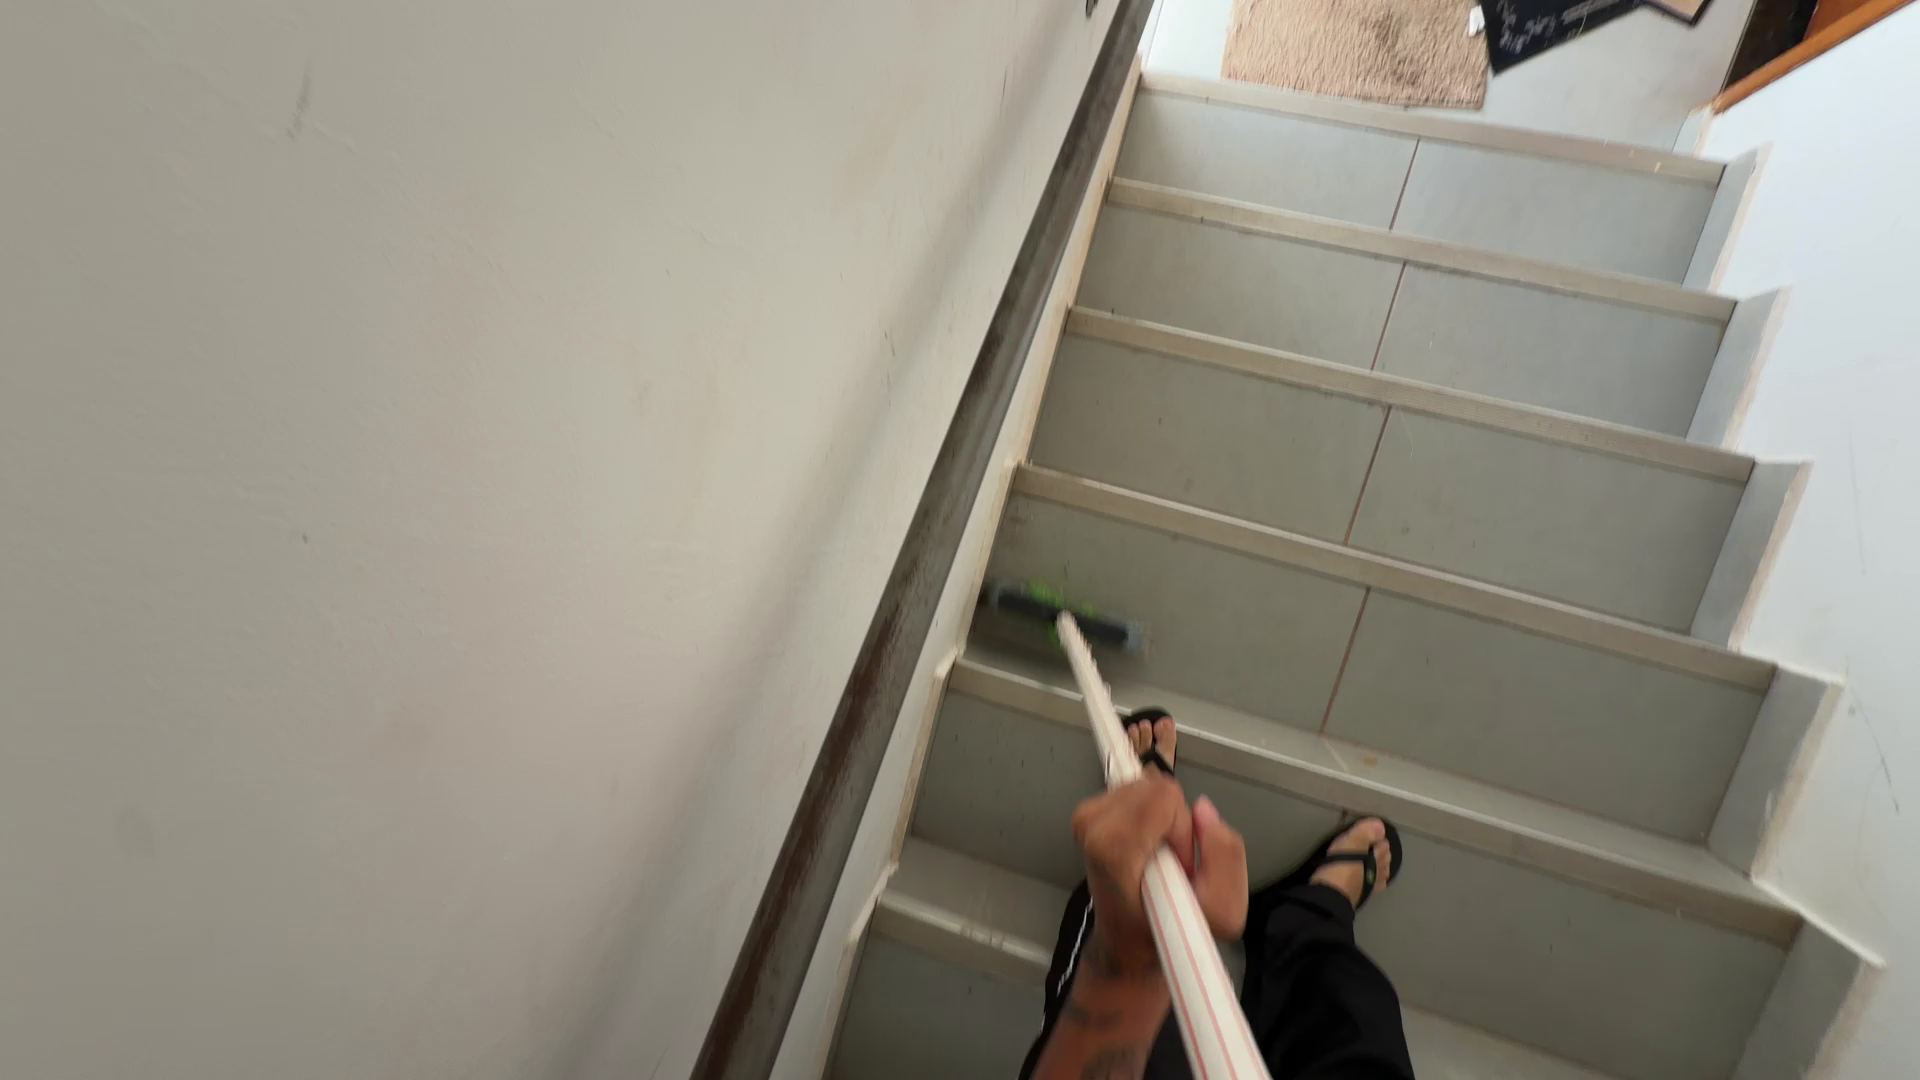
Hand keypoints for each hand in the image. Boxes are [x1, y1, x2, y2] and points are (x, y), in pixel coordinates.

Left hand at [1071, 774, 1248, 974]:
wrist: (1126, 939)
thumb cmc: (1168, 930)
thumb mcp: (1222, 914)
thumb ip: (1226, 857)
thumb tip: (1204, 808)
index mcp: (1112, 847)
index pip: (1164, 797)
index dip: (1184, 829)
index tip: (1179, 864)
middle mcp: (1090, 824)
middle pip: (1156, 788)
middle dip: (1174, 822)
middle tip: (1169, 862)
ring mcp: (1085, 815)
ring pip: (1146, 786)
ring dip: (1162, 819)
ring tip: (1156, 857)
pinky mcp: (1087, 810)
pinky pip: (1134, 791)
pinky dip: (1148, 815)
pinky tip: (1144, 845)